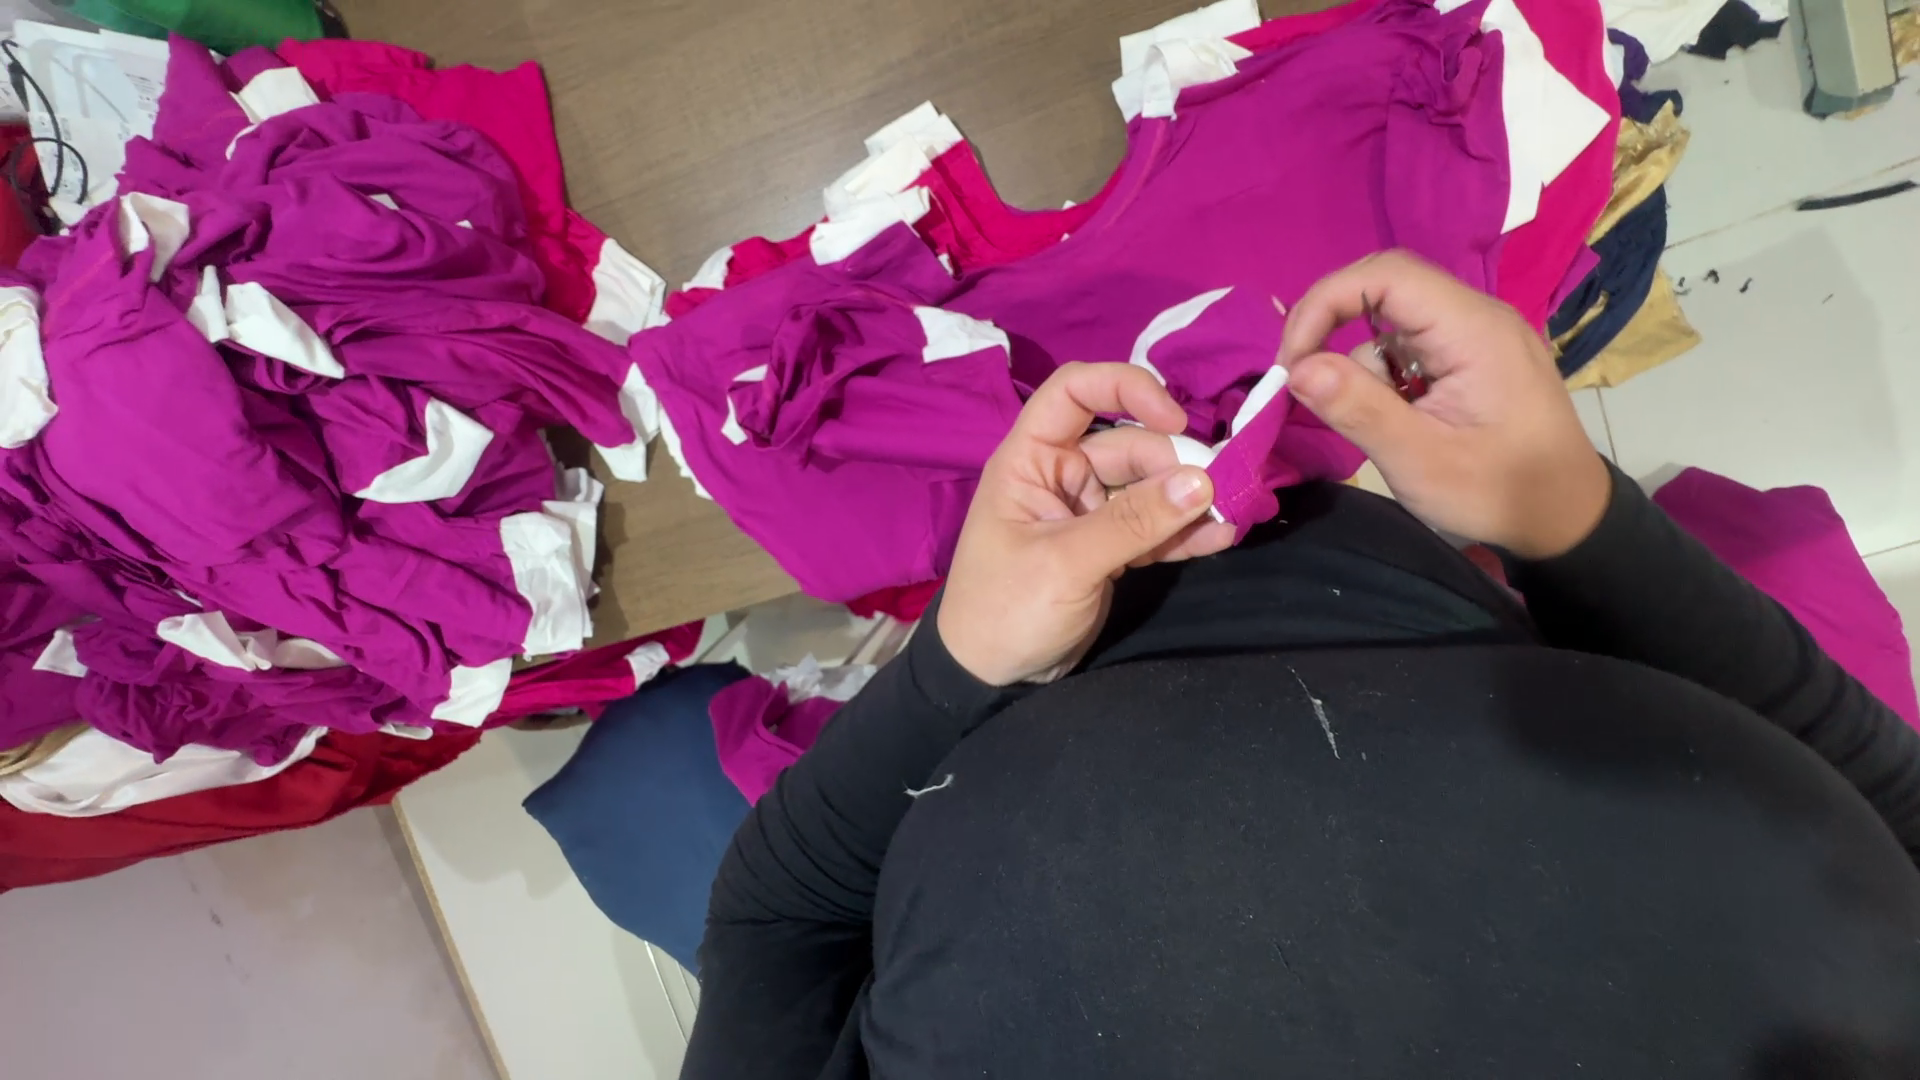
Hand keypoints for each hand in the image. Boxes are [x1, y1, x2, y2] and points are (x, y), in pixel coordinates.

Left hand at [937, 362, 1236, 685]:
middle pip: (1128, 446)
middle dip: (1175, 464)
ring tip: (1233, 514)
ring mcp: (1086, 512)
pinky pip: (1152, 527)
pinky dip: (1182, 532)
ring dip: (1188, 499)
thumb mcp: (1066, 563)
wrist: (991, 677)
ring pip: (1148, 487)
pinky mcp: (1107, 547)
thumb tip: (1203, 480)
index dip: (1126, 388)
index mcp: (1030, 461)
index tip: (1175, 419)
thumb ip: (1133, 523)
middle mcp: (1060, 476)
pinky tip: (1220, 537)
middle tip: (1221, 491)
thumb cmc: (1006, 610)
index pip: (1074, 392)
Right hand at [1278, 250, 1611, 559]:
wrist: (1562, 517)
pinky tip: (1384, 416)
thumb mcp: (1419, 460)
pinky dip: (1372, 376)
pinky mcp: (1461, 359)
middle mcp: (1473, 318)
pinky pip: (1400, 346)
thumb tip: (1297, 370)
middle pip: (1382, 286)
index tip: (1293, 362)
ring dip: (1352, 363)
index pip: (1387, 275)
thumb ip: (1358, 410)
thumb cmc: (1498, 491)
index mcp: (1472, 331)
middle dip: (1326, 323)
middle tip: (1297, 377)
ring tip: (1361, 420)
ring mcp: (1468, 337)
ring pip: (1385, 321)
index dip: (1325, 303)